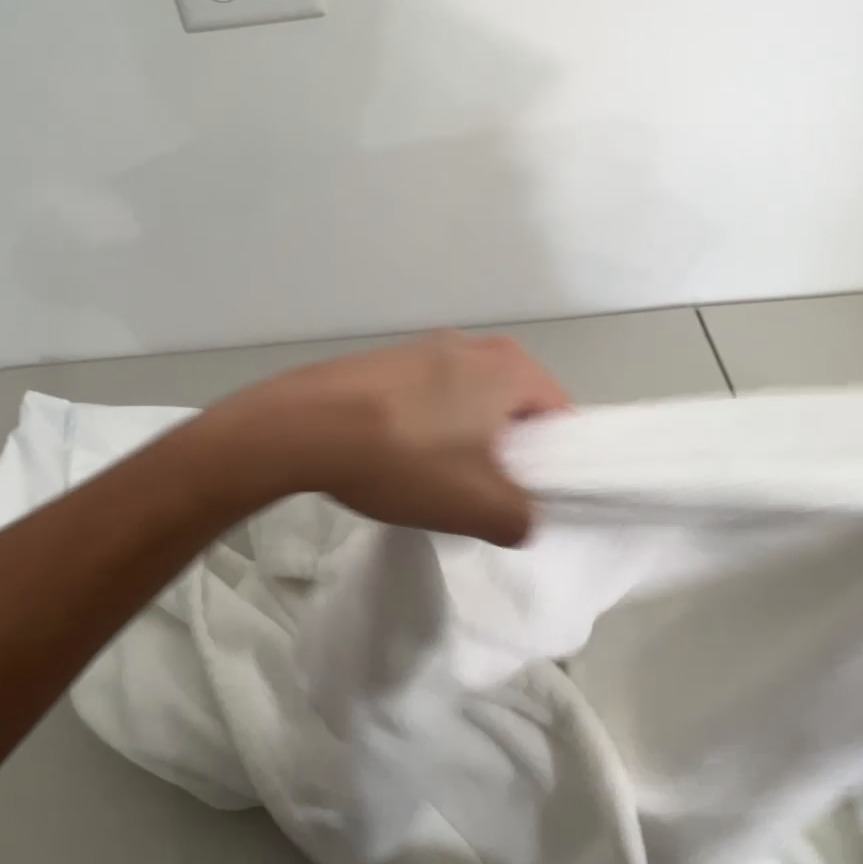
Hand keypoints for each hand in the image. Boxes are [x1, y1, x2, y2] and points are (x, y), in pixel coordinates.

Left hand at [204, 331, 570, 545]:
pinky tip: (395, 461)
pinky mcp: (383, 361)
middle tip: (481, 496)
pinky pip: (426, 400)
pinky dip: (423, 431)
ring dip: (462, 444)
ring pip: (467, 405)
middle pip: (513, 410)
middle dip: (505, 455)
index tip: (528, 498)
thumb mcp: (480, 508)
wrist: (301, 428)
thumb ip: (523, 518)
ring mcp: (422, 347)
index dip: (554, 465)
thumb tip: (520, 516)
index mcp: (511, 366)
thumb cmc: (404, 460)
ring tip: (431, 482)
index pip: (561, 418)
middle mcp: (472, 344)